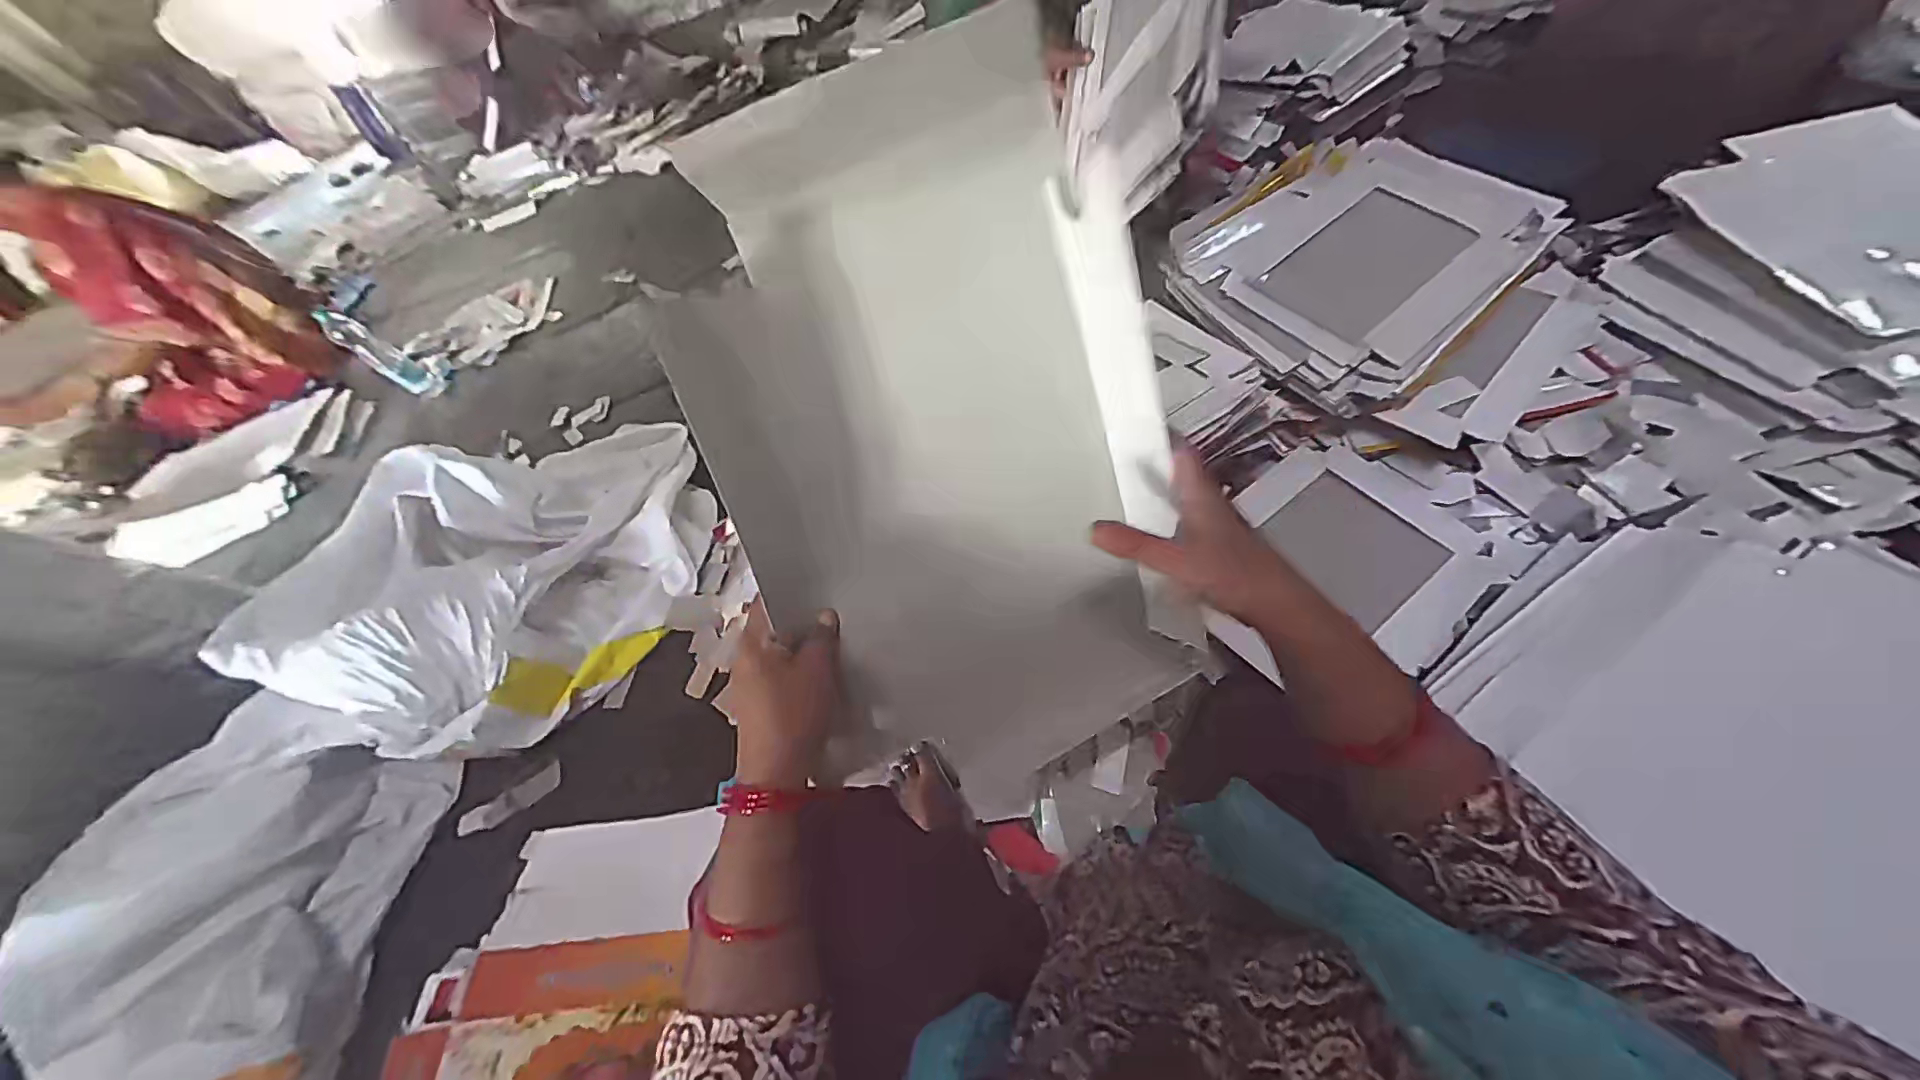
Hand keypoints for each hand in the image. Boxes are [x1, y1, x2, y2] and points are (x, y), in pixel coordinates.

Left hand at [718, 600, 842, 787]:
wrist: (777, 772)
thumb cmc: (794, 715)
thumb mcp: (818, 669)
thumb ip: (822, 637)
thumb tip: (824, 617)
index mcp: (750, 643)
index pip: (765, 602)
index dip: (790, 593)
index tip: (815, 590)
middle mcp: (742, 658)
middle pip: (771, 628)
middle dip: (799, 623)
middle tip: (829, 619)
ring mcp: (746, 683)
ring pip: (776, 653)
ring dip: (799, 648)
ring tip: (829, 646)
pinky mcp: (756, 703)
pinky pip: (778, 674)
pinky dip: (795, 670)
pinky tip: (818, 676)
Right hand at [1091, 445, 1307, 627]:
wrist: (1276, 602)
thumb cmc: (1240, 574)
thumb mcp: (1175, 560)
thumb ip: (1135, 545)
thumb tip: (1100, 530)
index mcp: (1201, 497)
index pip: (1182, 453)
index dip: (1164, 435)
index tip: (1146, 423)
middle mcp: (1212, 505)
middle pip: (1184, 473)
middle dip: (1162, 461)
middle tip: (1140, 450)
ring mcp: (1220, 526)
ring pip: (1190, 497)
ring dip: (1170, 490)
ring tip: (1147, 487)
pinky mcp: (1223, 546)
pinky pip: (1193, 524)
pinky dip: (1177, 521)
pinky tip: (1168, 536)